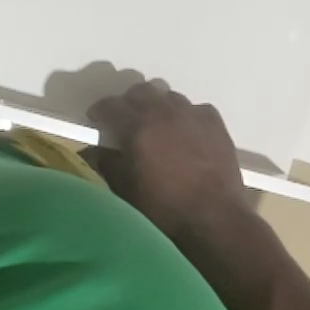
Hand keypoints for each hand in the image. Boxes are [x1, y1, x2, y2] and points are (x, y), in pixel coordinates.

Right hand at [86, 82, 256, 237]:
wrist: (214, 219)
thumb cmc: (162, 205)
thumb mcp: (123, 186)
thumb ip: (105, 162)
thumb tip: (93, 150)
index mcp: (137, 126)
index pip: (112, 104)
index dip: (100, 109)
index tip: (95, 119)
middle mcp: (165, 114)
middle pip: (142, 90)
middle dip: (129, 101)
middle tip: (124, 118)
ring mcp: (194, 117)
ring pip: (170, 96)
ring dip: (158, 105)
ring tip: (155, 123)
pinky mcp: (217, 127)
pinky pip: (197, 109)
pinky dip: (186, 114)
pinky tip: (184, 130)